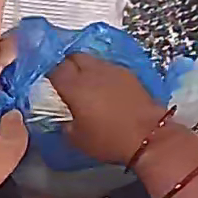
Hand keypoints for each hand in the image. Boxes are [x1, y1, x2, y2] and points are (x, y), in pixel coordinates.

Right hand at [47, 52, 170, 164]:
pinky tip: (105, 86)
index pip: (54, 70)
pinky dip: (103, 73)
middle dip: (67, 65)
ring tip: (86, 83)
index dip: (49, 75)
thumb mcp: (77, 140)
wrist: (148, 136)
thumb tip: (63, 119)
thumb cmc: (109, 140)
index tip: (49, 84)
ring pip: (92, 59)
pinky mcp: (128, 74)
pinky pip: (109, 67)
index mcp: (74, 87)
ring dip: (86, 67)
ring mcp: (112, 70)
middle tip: (66, 80)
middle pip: (73, 57)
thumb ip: (64, 125)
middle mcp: (92, 72)